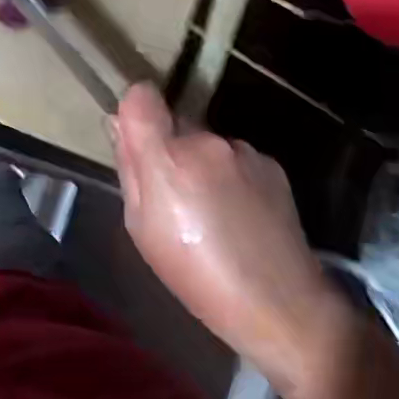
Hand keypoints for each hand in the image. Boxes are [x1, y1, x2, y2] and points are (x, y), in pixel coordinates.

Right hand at [112, 83, 351, 388]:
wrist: (277, 302)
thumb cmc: (194, 274)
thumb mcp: (140, 228)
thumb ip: (129, 170)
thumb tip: (121, 129)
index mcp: (168, 158)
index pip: (140, 97)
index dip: (133, 113)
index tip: (134, 143)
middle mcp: (207, 142)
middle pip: (174, 125)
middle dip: (168, 151)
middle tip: (173, 199)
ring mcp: (243, 151)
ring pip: (206, 144)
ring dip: (201, 165)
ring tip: (211, 214)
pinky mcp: (270, 164)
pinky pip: (234, 158)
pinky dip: (229, 177)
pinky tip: (238, 215)